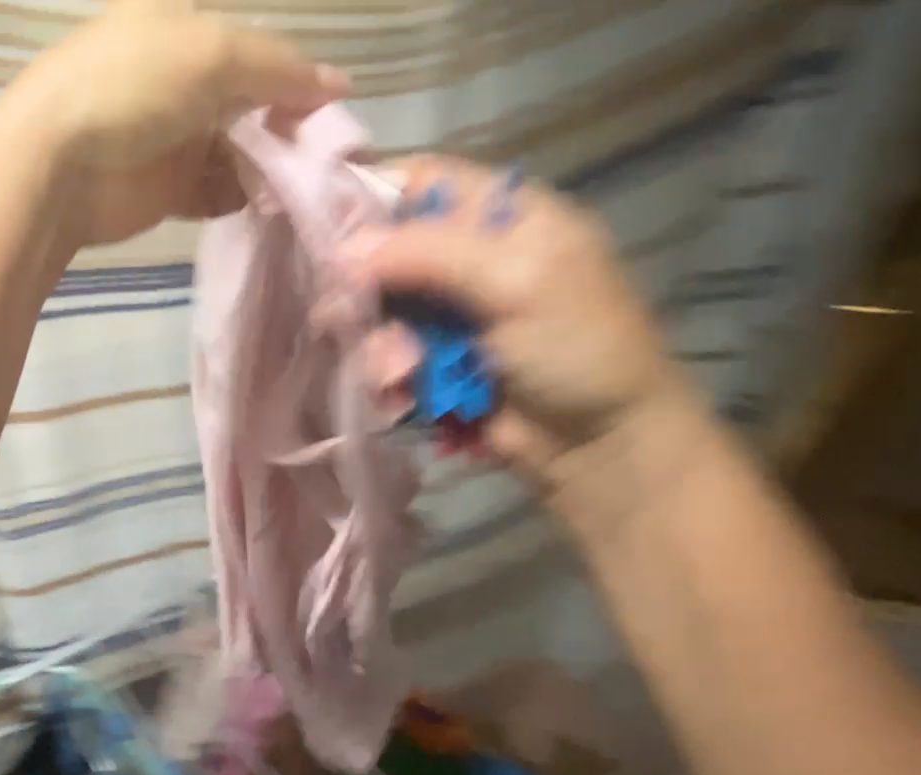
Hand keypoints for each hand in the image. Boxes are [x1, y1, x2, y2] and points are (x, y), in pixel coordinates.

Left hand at [0, 0, 347, 246]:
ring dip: (266, 168)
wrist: (55, 168)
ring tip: (297, 187)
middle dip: (283, 127)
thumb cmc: (132, 87)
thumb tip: (339, 85)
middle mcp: (173, 79)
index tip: (328, 110)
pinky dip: (237, 197)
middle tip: (318, 157)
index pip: (251, 47)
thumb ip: (279, 69)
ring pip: (233, 150)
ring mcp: (166, 137)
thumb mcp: (214, 54)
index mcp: (177, 26)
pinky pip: (212, 191)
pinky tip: (261, 205)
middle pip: (246, 102)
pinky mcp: (160, 190)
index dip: (291, 75)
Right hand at [341, 156, 698, 502]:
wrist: (598, 446)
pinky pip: (383, 359)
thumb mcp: (518, 281)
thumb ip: (429, 254)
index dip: (366, 197)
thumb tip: (342, 250)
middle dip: (363, 289)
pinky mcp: (430, 365)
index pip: (419, 182)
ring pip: (377, 314)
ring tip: (397, 375)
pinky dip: (385, 380)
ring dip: (378, 346)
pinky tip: (399, 396)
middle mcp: (466, 258)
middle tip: (342, 317)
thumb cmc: (578, 348)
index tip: (322, 231)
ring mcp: (445, 316)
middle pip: (383, 252)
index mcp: (501, 215)